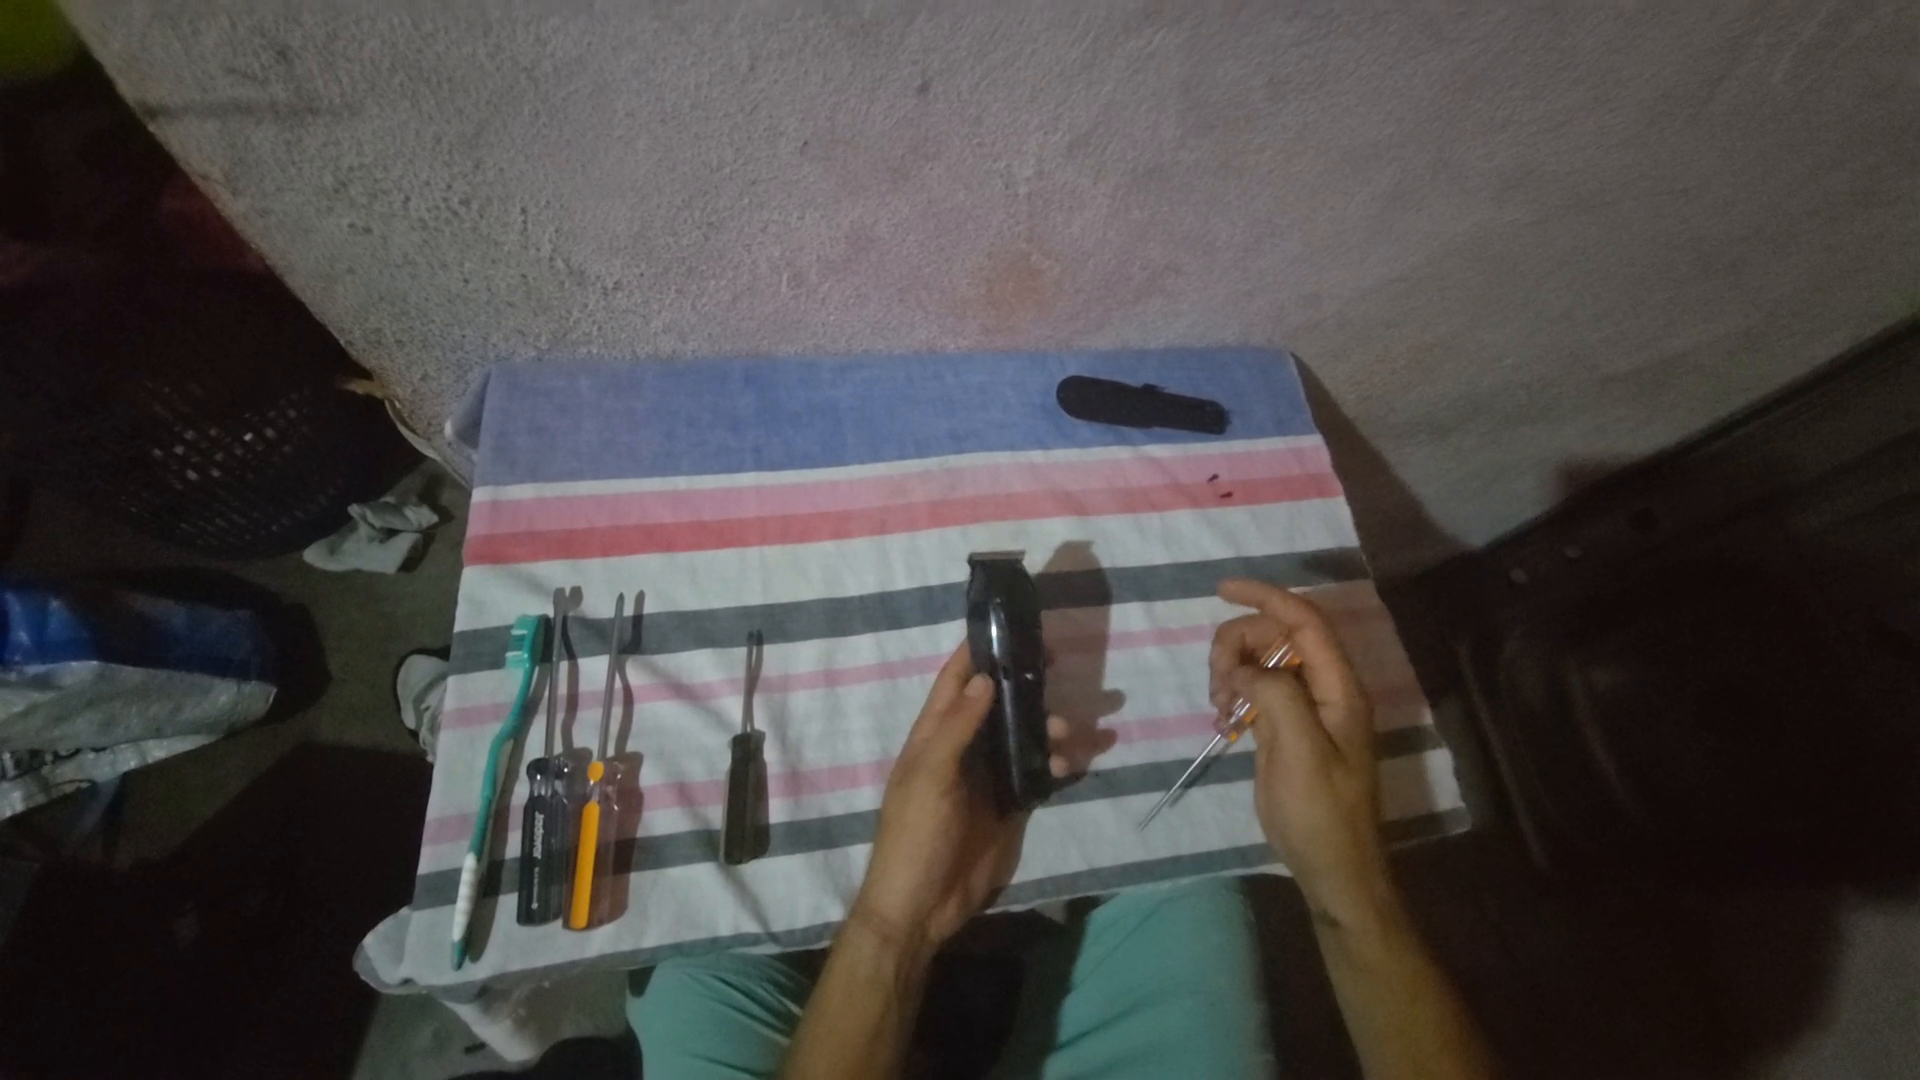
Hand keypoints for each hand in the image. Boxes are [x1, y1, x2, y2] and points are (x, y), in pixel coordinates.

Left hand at [852, 644, 1086, 950]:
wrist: (923, 906)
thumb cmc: (915, 834)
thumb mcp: (930, 776)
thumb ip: (957, 728)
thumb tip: (984, 678)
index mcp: (934, 735)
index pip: (954, 682)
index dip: (976, 653)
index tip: (1007, 626)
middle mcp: (964, 749)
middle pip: (997, 704)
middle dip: (1025, 683)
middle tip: (1058, 662)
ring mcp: (989, 777)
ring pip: (1024, 737)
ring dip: (1049, 726)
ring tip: (1073, 729)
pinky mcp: (1011, 805)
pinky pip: (1039, 773)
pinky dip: (1060, 763)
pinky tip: (1080, 758)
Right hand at [1209, 579, 1397, 928]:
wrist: (1330, 866)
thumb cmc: (1321, 810)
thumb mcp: (1300, 749)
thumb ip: (1275, 694)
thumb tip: (1243, 669)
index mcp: (1337, 687)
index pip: (1304, 621)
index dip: (1265, 597)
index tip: (1220, 590)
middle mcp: (1322, 688)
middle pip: (1274, 638)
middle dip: (1236, 644)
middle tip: (1215, 682)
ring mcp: (1302, 708)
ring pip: (1258, 662)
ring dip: (1230, 672)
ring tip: (1219, 708)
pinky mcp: (1283, 727)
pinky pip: (1253, 691)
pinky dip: (1232, 696)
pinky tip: (1222, 722)